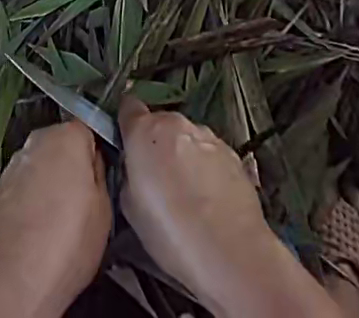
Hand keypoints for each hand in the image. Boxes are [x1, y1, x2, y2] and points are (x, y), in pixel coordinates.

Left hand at [0, 122, 111, 317]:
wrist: (16, 277)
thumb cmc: (68, 240)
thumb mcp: (104, 207)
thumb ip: (99, 173)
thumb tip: (93, 162)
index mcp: (68, 136)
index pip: (88, 130)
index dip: (95, 153)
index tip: (98, 176)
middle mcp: (38, 140)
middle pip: (61, 143)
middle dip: (70, 163)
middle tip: (81, 197)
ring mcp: (14, 163)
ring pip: (41, 163)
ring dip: (49, 178)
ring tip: (57, 215)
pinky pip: (24, 182)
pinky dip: (31, 195)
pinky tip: (37, 223)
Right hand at [116, 98, 340, 317]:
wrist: (230, 250)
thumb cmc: (171, 233)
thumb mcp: (129, 207)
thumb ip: (128, 174)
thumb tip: (134, 168)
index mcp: (144, 131)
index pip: (128, 107)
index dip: (126, 123)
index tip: (127, 141)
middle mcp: (176, 124)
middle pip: (159, 124)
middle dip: (155, 144)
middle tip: (156, 179)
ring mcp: (207, 135)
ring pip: (185, 137)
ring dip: (182, 154)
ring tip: (186, 193)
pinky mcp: (232, 152)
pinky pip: (209, 152)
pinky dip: (205, 166)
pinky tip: (208, 198)